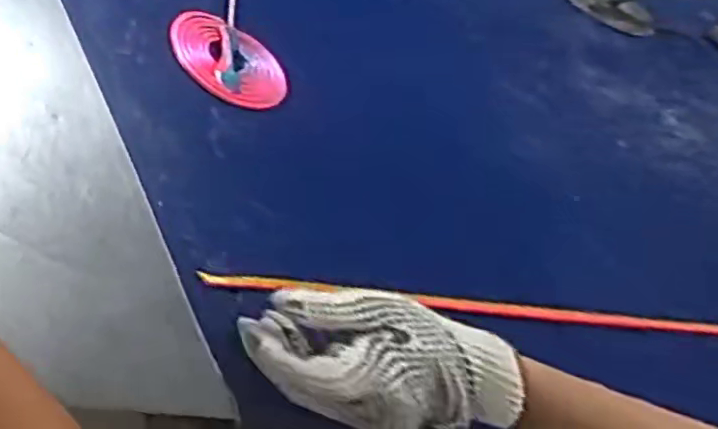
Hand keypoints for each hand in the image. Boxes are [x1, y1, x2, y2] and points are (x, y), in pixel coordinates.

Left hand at [239, 289, 523, 428]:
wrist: (471, 369)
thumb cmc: (421, 331)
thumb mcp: (370, 307)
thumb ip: (321, 307)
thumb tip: (277, 301)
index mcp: (367, 385)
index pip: (300, 376)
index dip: (266, 351)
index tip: (246, 323)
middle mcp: (365, 410)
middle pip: (300, 388)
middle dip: (270, 353)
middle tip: (254, 320)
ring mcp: (369, 416)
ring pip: (309, 392)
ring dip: (284, 358)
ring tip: (274, 322)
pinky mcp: (370, 411)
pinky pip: (325, 393)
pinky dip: (302, 366)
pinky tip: (295, 337)